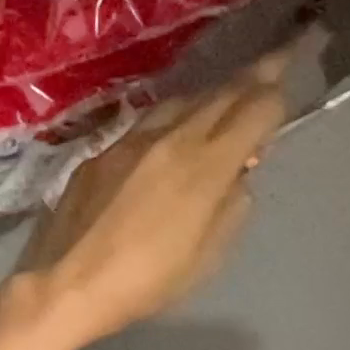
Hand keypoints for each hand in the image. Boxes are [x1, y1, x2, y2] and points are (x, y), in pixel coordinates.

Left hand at [4, 47, 292, 349]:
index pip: (257, 107)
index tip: (288, 86)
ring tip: (221, 103)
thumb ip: (231, 204)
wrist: (62, 287)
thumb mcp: (207, 255)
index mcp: (204, 164)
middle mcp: (167, 140)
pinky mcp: (95, 157)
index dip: (279, 95)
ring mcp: (125, 145)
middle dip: (253, 79)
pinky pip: (141, 126)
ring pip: (178, 102)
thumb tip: (237, 173)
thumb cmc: (141, 283)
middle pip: (220, 94)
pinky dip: (166, 121)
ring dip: (207, 98)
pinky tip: (166, 135)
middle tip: (275, 62)